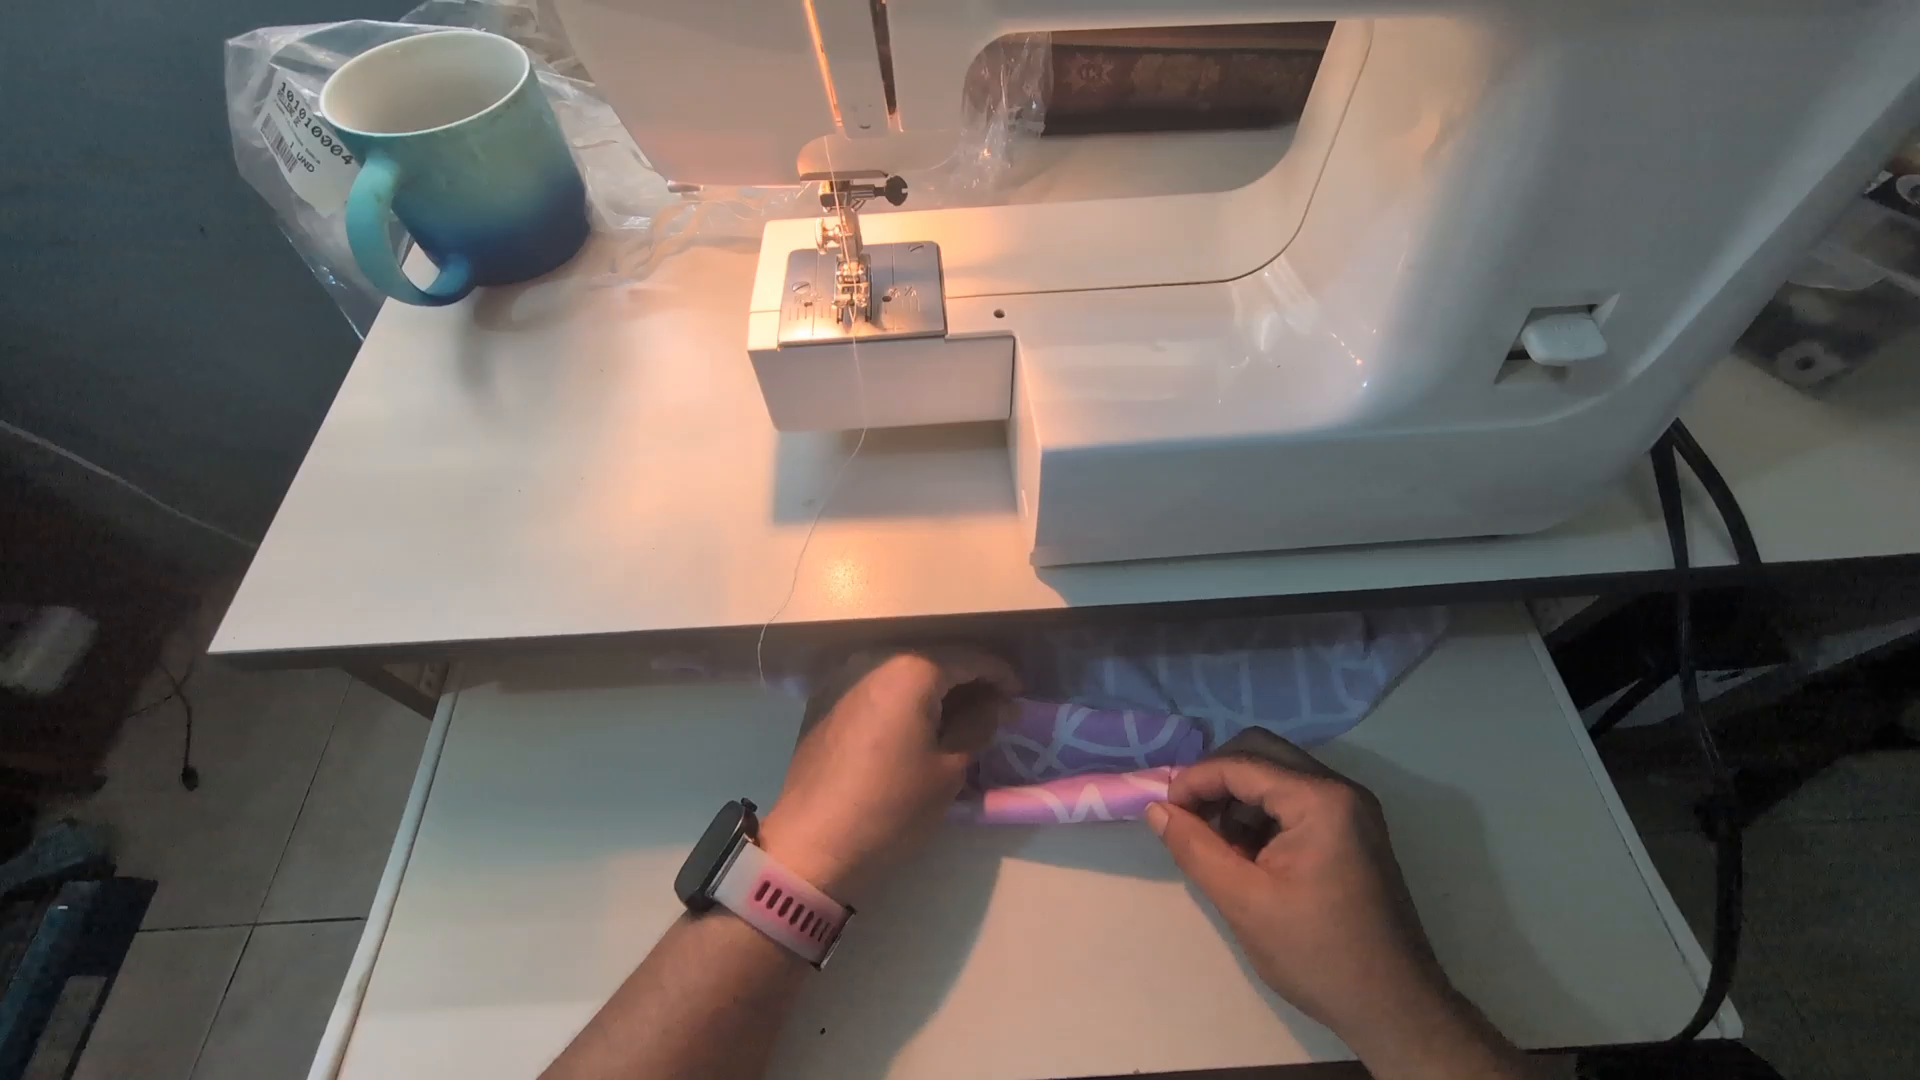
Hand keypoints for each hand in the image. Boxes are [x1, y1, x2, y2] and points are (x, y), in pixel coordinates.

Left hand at [760, 648, 1018, 901]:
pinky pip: (882, 691)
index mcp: (912, 671)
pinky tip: (920, 727)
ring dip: (937, 691)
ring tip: (961, 720)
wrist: (812, 845)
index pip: (970, 658)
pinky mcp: (830, 704)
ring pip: (907, 675)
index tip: (1021, 696)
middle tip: (996, 710)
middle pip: (936, 661)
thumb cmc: (891, 807)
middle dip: (969, 681)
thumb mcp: (949, 769)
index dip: (1001, 674)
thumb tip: (1000, 704)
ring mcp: (847, 681)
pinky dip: (907, 702)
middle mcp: (877, 662)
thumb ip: (979, 725)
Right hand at [1145, 733, 1494, 1068]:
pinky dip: (1261, 814)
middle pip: (1260, 753)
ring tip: (1219, 846)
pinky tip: (1248, 855)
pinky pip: (1293, 798)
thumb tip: (1155, 808)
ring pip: (1274, 774)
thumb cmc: (1317, 954)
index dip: (1194, 780)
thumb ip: (1194, 847)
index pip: (1240, 764)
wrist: (1395, 1010)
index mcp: (1320, 800)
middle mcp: (1340, 790)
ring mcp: (1350, 809)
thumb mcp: (1243, 901)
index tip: (1164, 810)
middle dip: (1216, 780)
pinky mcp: (1351, 829)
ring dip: (1237, 798)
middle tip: (1188, 818)